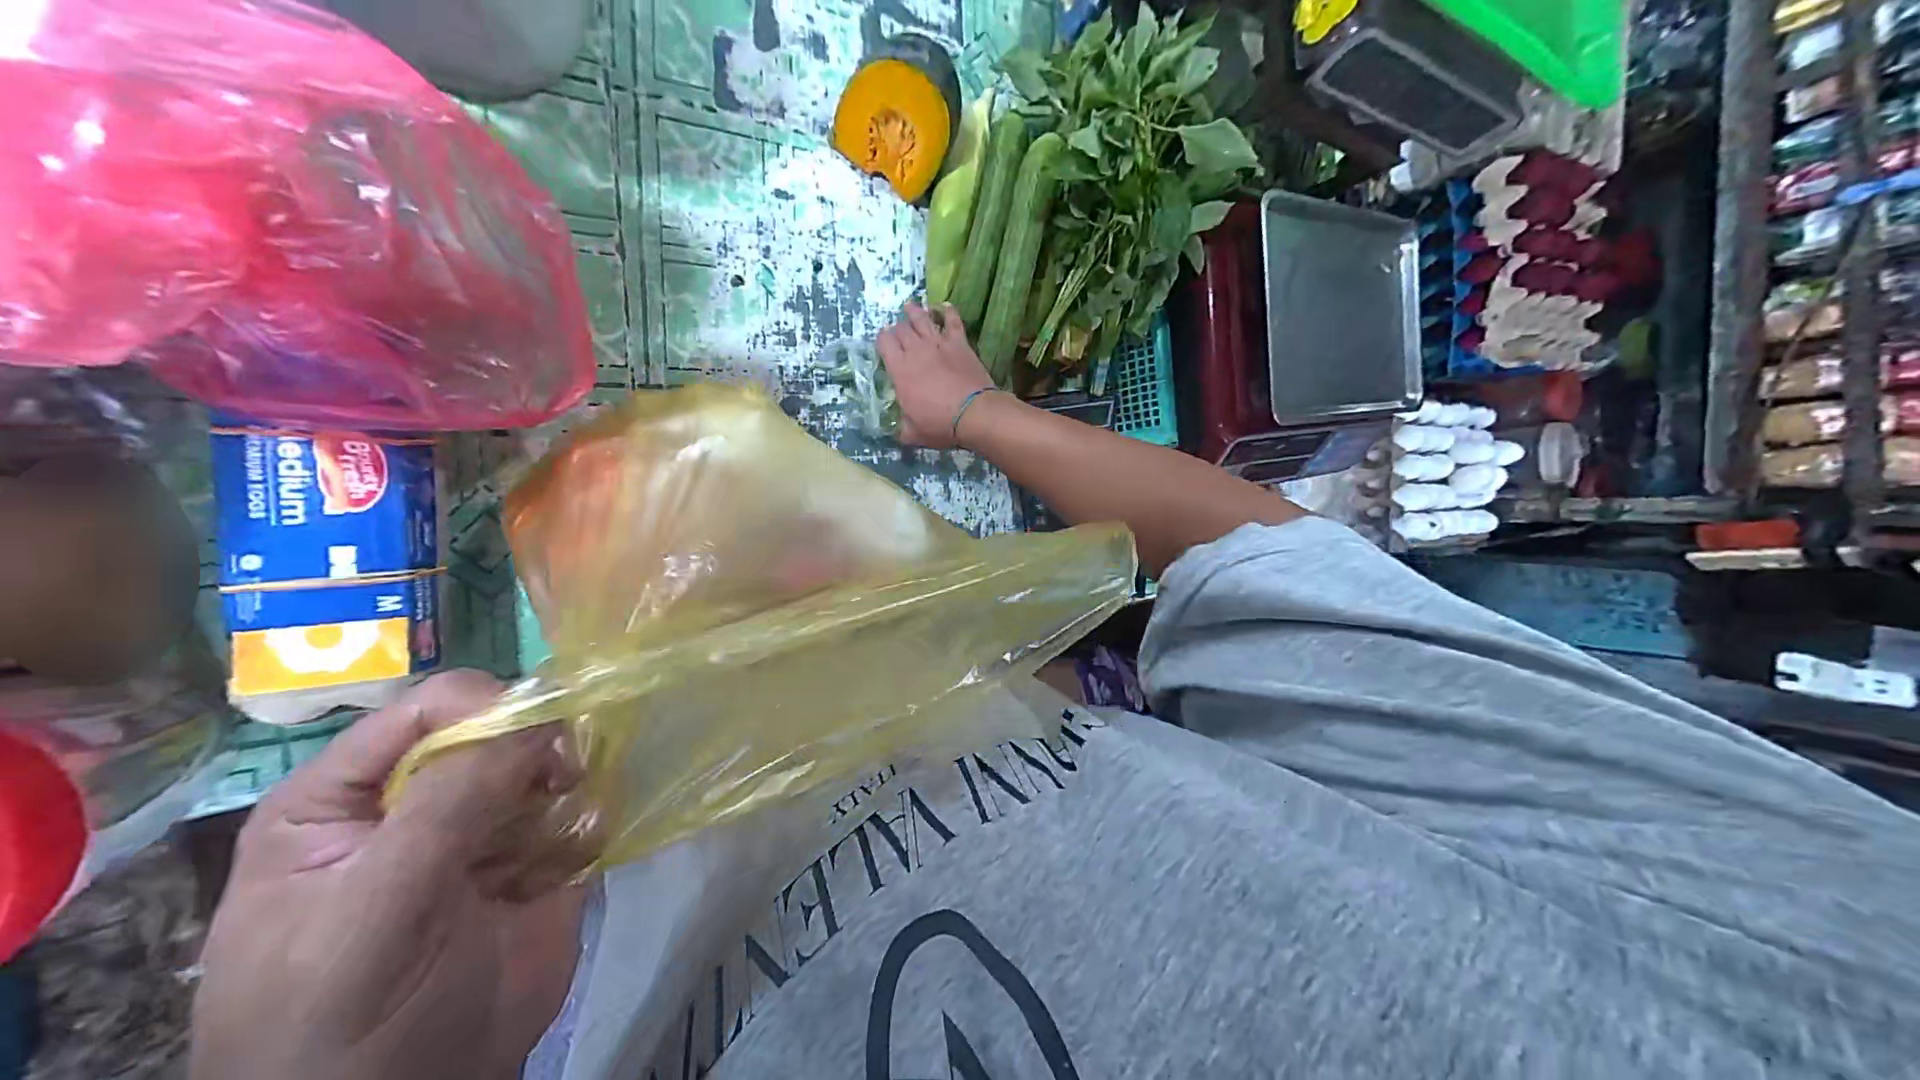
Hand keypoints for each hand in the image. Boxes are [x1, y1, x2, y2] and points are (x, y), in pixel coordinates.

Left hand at [192, 671, 586, 1079]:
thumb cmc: (343, 1024)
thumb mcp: (373, 913)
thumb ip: (447, 806)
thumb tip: (539, 713)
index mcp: (346, 796)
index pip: (426, 708)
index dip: (486, 709)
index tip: (539, 742)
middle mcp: (419, 797)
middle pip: (501, 728)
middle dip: (538, 751)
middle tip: (561, 783)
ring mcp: (484, 827)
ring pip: (550, 763)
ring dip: (566, 792)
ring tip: (555, 842)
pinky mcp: (539, 856)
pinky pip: (581, 811)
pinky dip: (588, 827)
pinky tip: (568, 869)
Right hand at [875, 301, 995, 448]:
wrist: (975, 414)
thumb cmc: (940, 424)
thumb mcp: (912, 433)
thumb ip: (901, 427)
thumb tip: (898, 430)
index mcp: (899, 370)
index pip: (884, 342)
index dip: (882, 340)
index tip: (884, 345)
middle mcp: (916, 351)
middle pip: (901, 328)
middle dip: (897, 328)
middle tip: (898, 333)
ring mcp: (939, 343)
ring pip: (922, 318)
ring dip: (914, 312)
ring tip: (910, 307)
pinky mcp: (960, 343)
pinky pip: (952, 320)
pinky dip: (947, 312)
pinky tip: (943, 307)